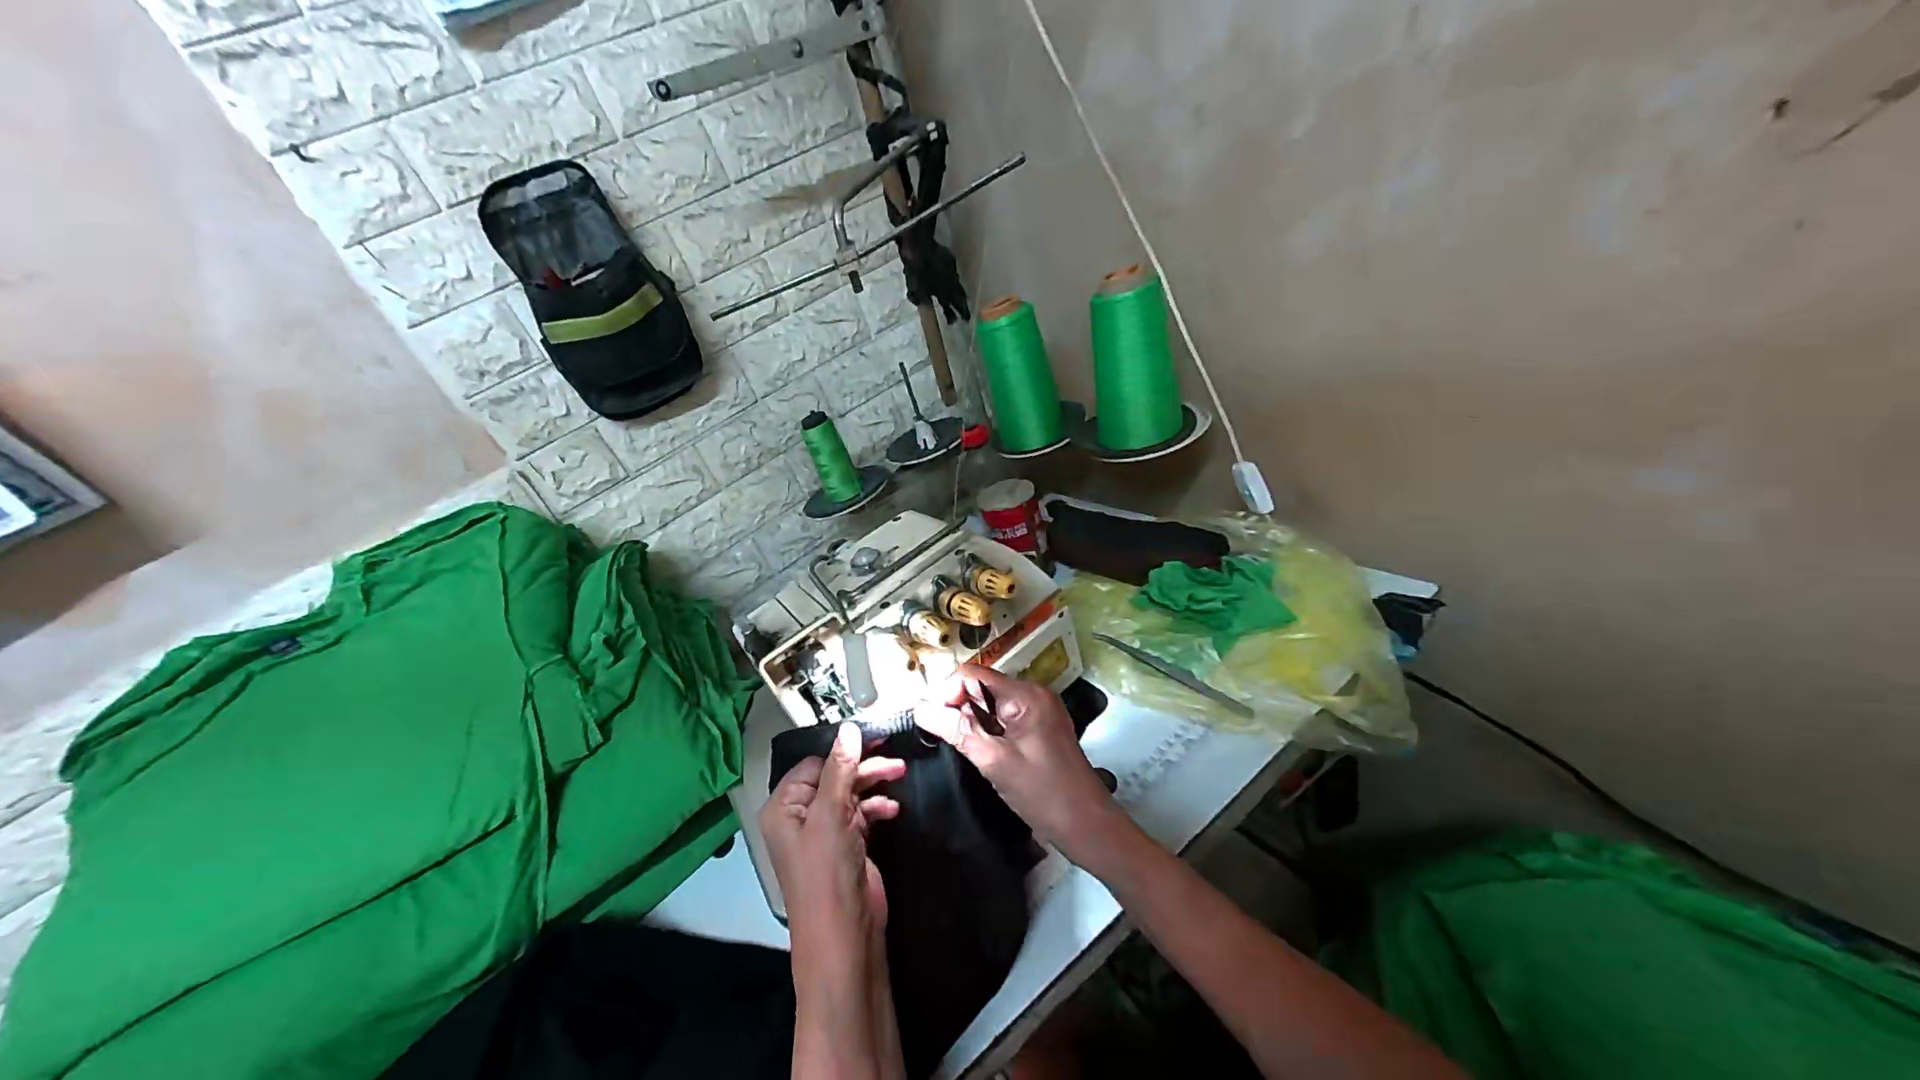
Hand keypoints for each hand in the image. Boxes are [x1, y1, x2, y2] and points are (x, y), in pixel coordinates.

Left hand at [761, 723, 906, 946]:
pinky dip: (877, 807)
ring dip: (873, 783)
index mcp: (784, 807)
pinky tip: (893, 808)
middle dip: (862, 766)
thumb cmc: (826, 874)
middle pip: (834, 776)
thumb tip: (847, 729)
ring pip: (851, 792)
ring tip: (899, 774)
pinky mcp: (847, 845)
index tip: (872, 736)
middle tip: (892, 755)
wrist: (844, 936)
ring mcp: (826, 832)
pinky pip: (862, 813)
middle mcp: (801, 817)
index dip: (842, 750)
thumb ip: (840, 769)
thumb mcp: (830, 815)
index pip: (814, 764)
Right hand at [915, 664, 1136, 867]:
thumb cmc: (1043, 793)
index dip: (947, 692)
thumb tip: (921, 709)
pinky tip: (981, 751)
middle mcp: (1034, 694)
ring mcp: (1038, 711)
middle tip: (941, 736)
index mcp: (1026, 695)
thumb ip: (956, 730)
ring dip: (971, 720)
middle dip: (957, 707)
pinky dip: (987, 730)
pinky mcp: (1039, 728)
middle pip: (981, 687)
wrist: (1087, 825)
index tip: (933, 720)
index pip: (973, 675)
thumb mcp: (993, 760)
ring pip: (990, 704)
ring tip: (959, 745)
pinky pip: (1003, 718)